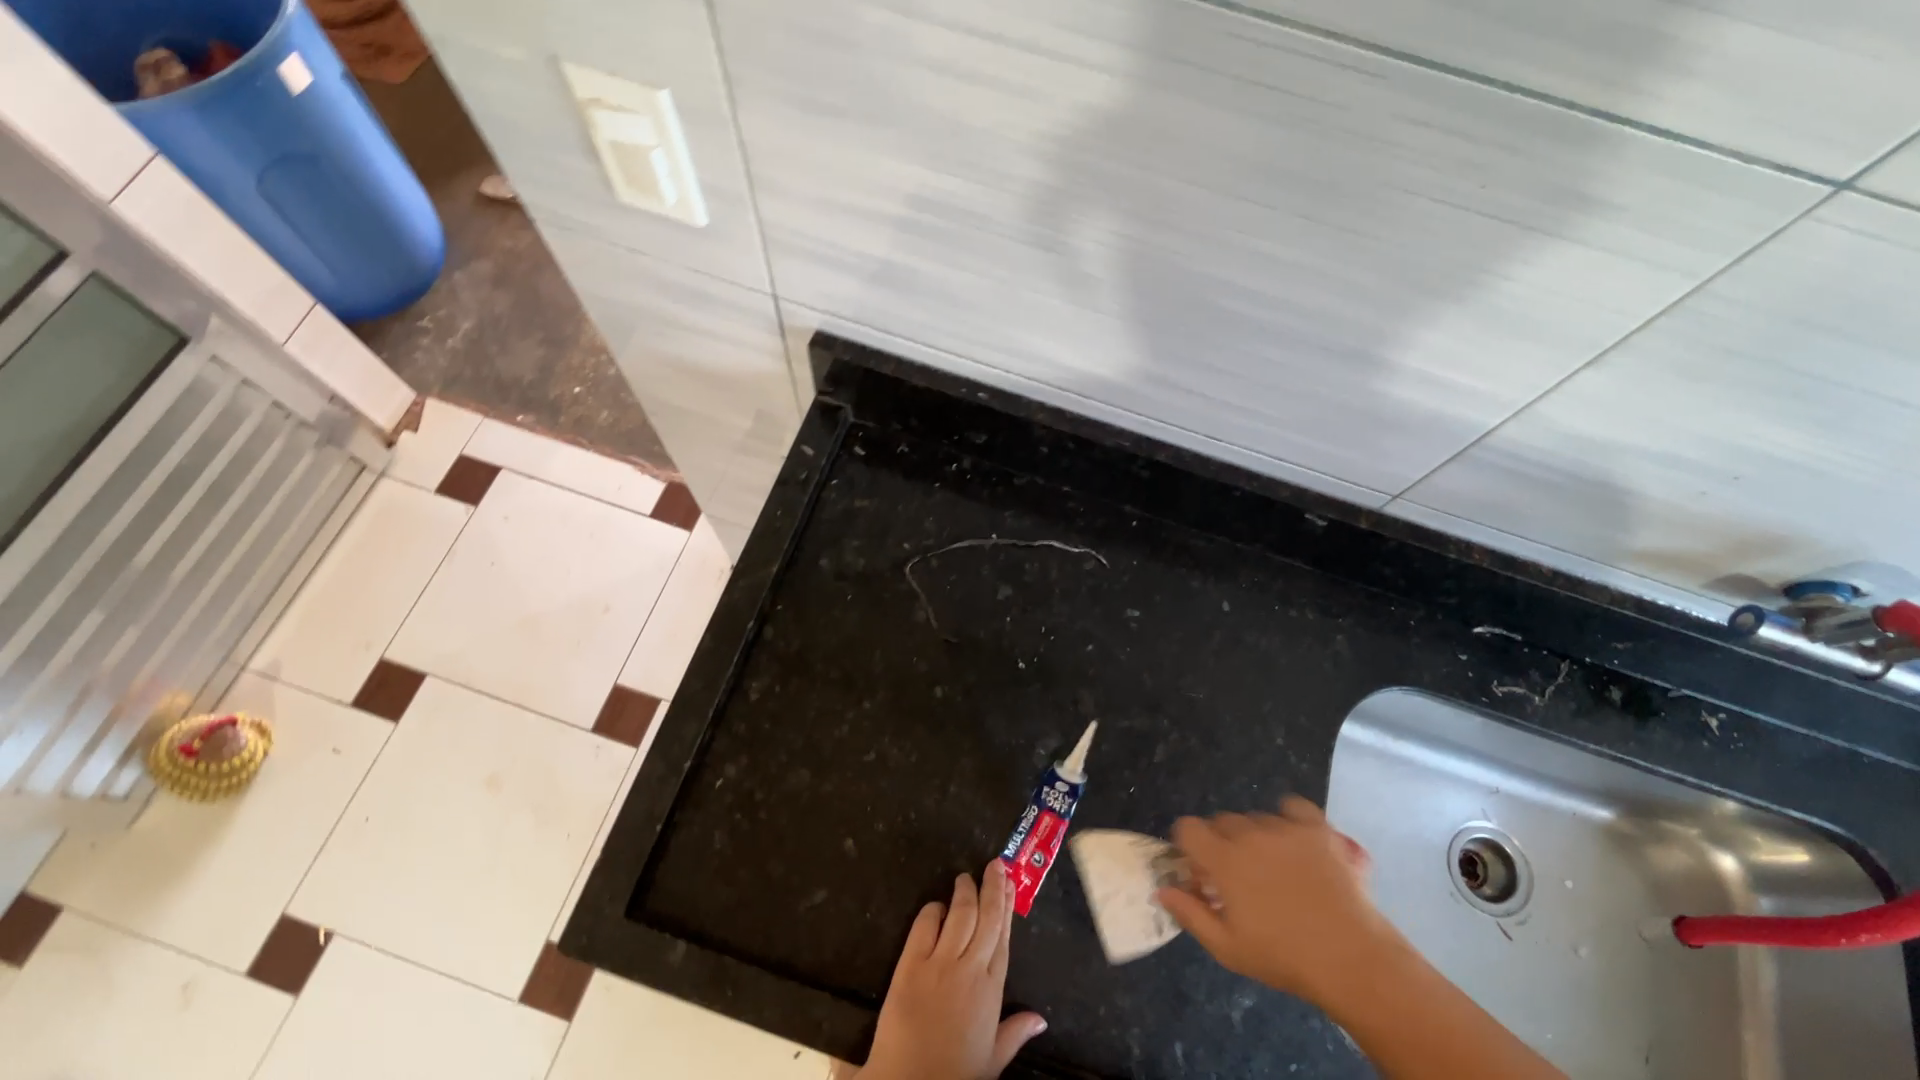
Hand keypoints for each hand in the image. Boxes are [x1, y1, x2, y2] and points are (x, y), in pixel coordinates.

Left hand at [853, 862, 1048, 1079]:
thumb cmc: (954, 1073)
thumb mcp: (993, 1058)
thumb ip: (1016, 1033)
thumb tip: (1041, 1019)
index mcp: (992, 990)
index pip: (1003, 939)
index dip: (1008, 909)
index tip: (1011, 886)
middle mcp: (969, 969)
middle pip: (986, 919)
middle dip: (992, 888)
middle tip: (996, 864)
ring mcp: (939, 965)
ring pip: (959, 916)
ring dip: (964, 893)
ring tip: (967, 877)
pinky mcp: (910, 966)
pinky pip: (924, 927)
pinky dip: (932, 911)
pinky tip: (937, 904)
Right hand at [1157, 796, 1400, 1001]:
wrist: (1351, 958)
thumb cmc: (1283, 957)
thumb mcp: (1226, 947)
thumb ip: (1190, 913)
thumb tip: (1162, 889)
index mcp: (1223, 861)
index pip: (1187, 828)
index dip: (1188, 846)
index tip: (1200, 870)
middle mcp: (1250, 835)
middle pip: (1221, 822)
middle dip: (1221, 843)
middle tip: (1237, 877)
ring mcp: (1286, 829)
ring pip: (1256, 818)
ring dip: (1254, 836)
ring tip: (1273, 868)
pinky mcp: (1318, 830)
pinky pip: (1293, 807)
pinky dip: (1288, 818)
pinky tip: (1293, 842)